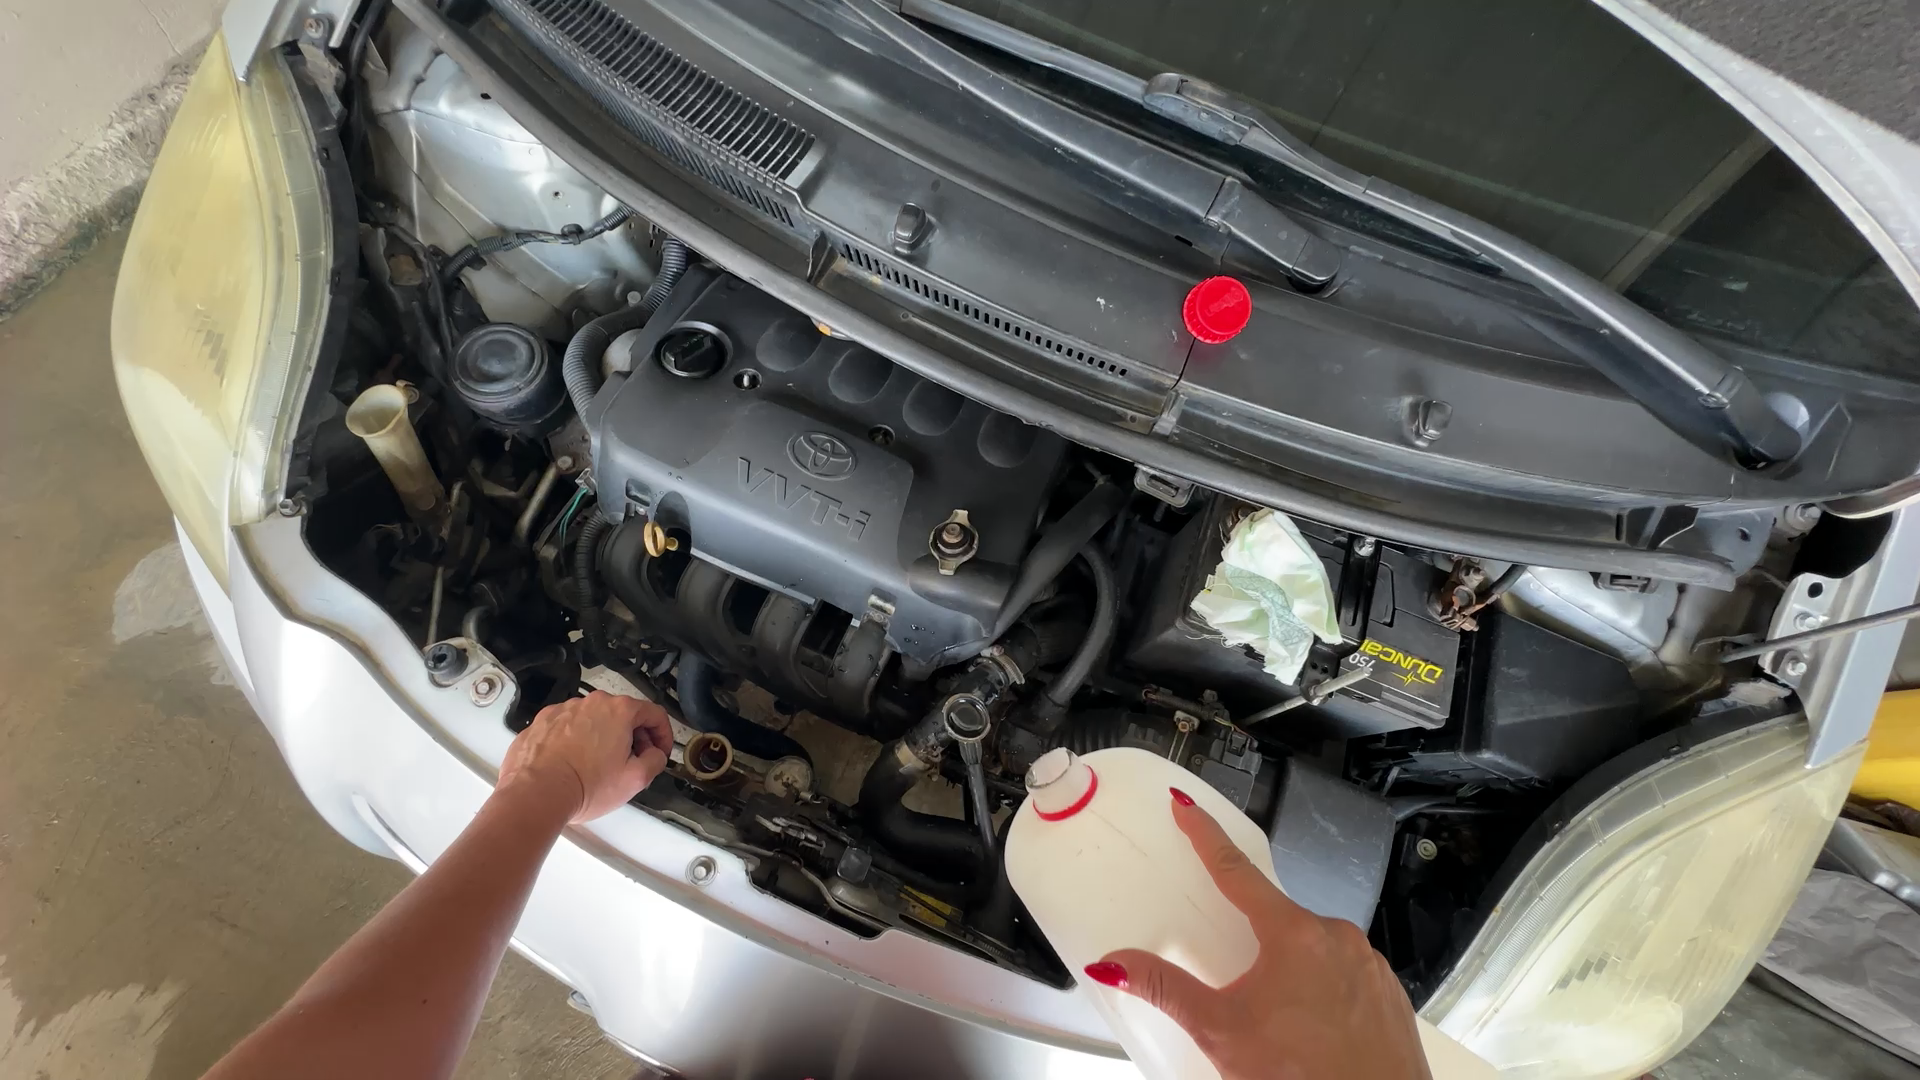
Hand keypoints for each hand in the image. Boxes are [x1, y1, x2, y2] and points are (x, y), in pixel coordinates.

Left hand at [498, 691, 673, 821]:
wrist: (534, 796)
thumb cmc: (584, 786)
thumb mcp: (636, 779)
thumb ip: (656, 760)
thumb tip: (654, 755)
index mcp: (620, 710)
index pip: (654, 714)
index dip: (663, 735)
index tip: (659, 752)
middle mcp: (592, 703)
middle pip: (623, 715)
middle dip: (631, 737)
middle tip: (629, 762)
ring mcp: (564, 711)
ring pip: (593, 720)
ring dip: (601, 738)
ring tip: (595, 767)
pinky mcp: (541, 723)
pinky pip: (566, 727)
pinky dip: (573, 741)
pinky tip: (571, 764)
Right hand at [1085, 792, 1430, 1079]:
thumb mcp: (1221, 1032)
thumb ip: (1164, 988)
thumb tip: (1113, 961)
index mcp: (1293, 934)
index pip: (1235, 868)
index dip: (1204, 833)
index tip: (1185, 806)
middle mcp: (1336, 936)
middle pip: (1275, 913)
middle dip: (1250, 932)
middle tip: (1236, 971)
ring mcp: (1370, 966)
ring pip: (1311, 944)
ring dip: (1287, 962)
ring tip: (1275, 1013)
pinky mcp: (1391, 997)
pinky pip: (1344, 971)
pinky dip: (1321, 985)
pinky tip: (1311, 1025)